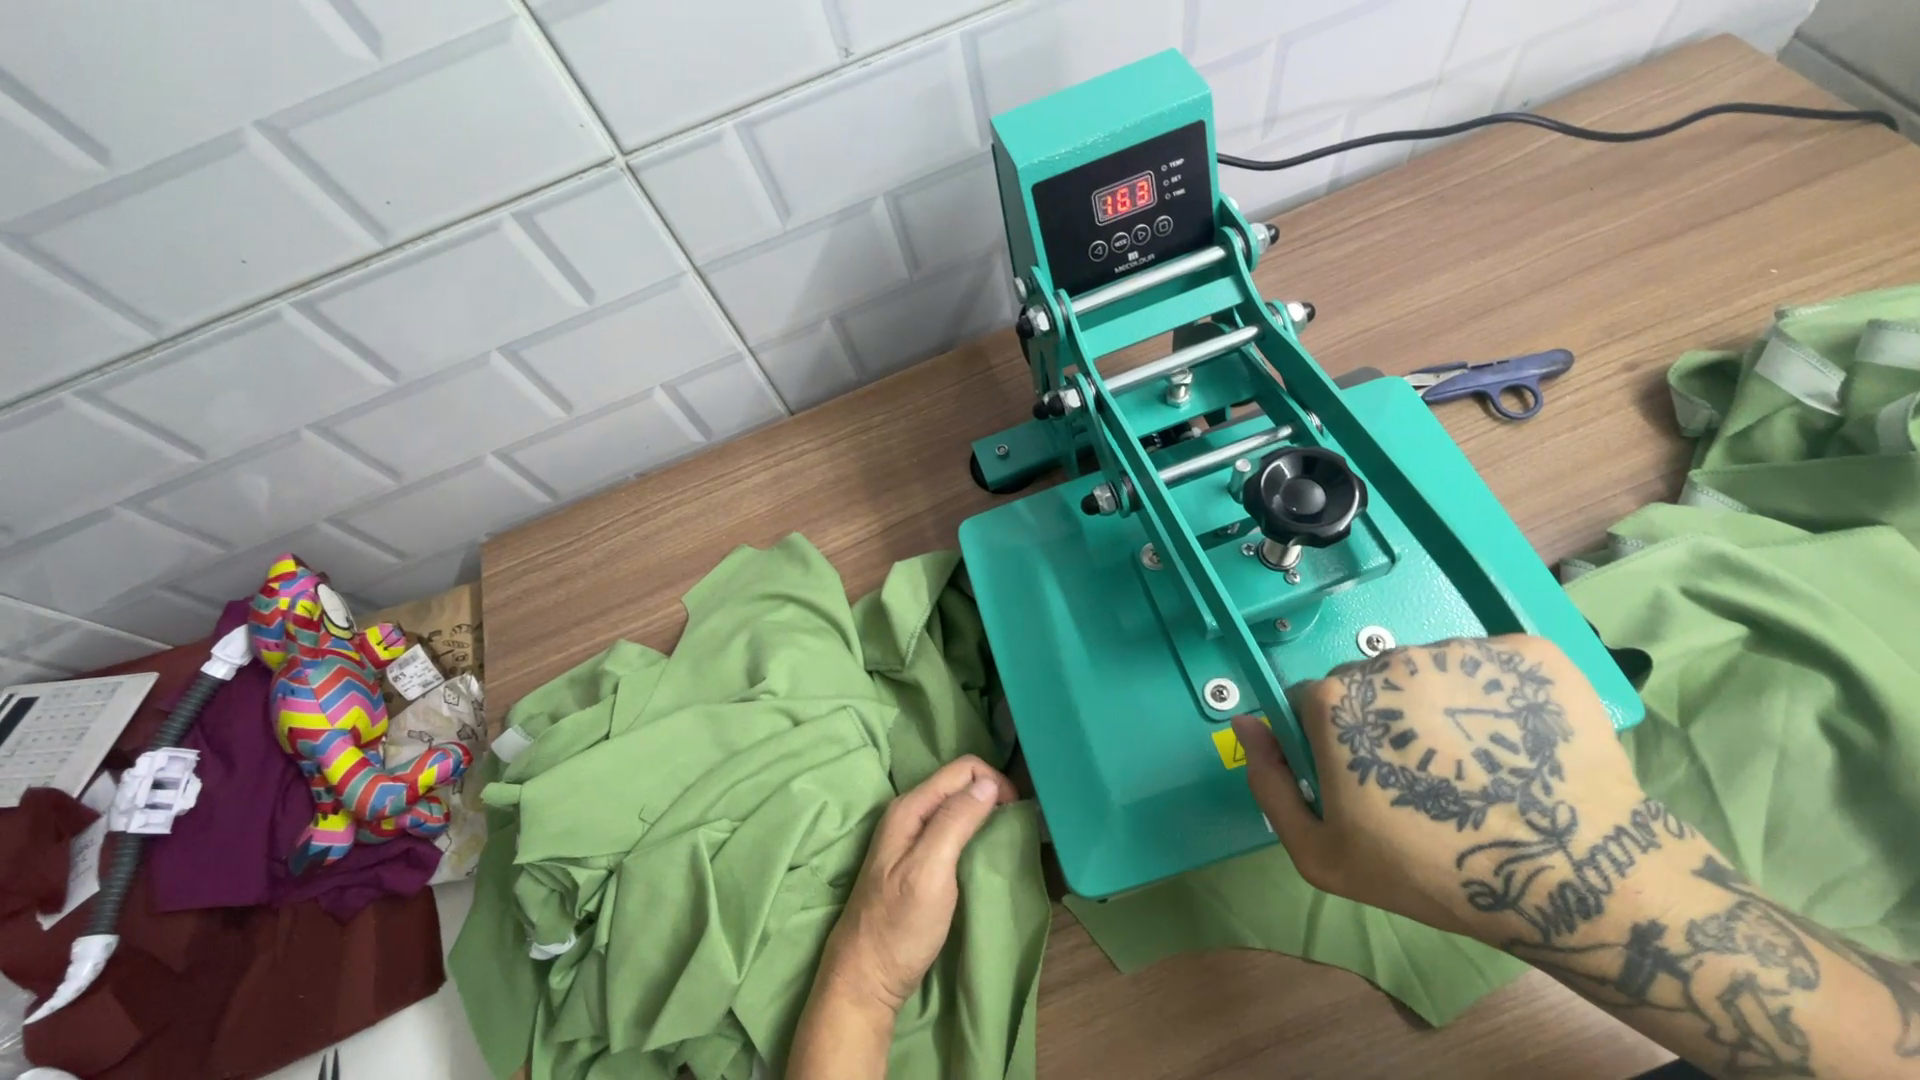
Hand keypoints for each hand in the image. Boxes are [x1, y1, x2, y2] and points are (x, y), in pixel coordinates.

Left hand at [817, 755, 1017, 1013]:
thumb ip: (955, 821)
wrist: (867, 977)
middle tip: (1017, 824)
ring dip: (984, 812)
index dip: (994, 782)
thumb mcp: (930, 870)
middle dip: (991, 792)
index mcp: (910, 808)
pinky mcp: (918, 860)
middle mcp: (909, 814)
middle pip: (959, 783)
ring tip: (1006, 835)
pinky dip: (973, 831)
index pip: (962, 769)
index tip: (1016, 812)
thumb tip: (987, 784)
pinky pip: (952, 829)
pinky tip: (984, 850)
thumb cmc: (899, 925)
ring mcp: (911, 837)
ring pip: (957, 805)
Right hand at [1233, 635, 1654, 939]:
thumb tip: (1245, 722)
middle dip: (1380, 720)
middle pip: (1368, 681)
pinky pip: (1490, 665)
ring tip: (1476, 766)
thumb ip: (1268, 783)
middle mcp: (1392, 658)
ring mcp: (1463, 650)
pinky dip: (1494, 697)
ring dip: (1436, 705)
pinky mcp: (1528, 653)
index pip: (1310, 703)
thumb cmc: (1433, 872)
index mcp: (1336, 700)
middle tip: (1423, 782)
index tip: (1367, 783)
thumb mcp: (1321, 853)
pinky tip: (1513, 745)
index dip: (1329, 744)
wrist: (1576, 878)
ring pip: (1428, 670)